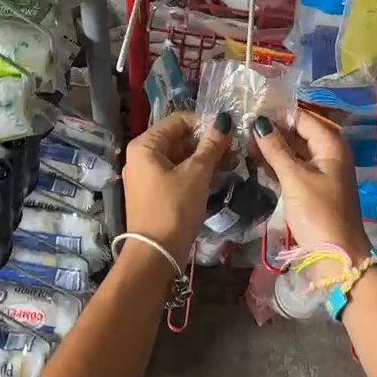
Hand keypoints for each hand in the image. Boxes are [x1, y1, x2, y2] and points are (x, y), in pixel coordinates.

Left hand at [123, 111, 231, 261]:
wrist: (155, 256)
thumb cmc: (174, 208)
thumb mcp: (196, 174)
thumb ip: (211, 145)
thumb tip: (224, 120)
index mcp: (145, 145)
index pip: (178, 120)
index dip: (204, 123)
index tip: (229, 132)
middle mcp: (141, 156)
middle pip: (179, 138)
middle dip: (207, 143)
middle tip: (235, 150)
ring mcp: (146, 176)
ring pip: (180, 157)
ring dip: (205, 159)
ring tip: (232, 164)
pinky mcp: (154, 193)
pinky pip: (177, 173)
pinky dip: (196, 173)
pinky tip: (218, 177)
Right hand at [252, 114, 370, 260]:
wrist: (337, 258)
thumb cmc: (318, 214)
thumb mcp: (295, 179)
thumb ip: (276, 149)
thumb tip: (260, 122)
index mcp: (331, 144)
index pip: (301, 118)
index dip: (277, 114)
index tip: (249, 110)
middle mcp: (328, 153)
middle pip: (298, 133)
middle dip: (272, 131)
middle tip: (241, 128)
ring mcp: (322, 172)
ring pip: (294, 151)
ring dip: (272, 149)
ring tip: (243, 143)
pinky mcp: (313, 188)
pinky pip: (294, 168)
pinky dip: (278, 165)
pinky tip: (256, 162)